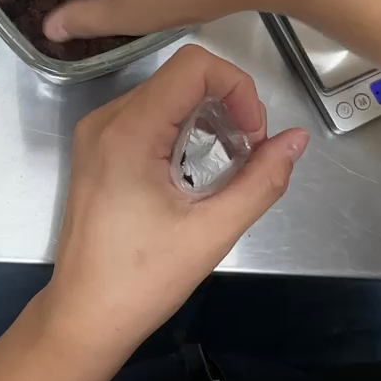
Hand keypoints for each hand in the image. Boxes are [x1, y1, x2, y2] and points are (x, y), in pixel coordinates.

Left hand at [38, 45, 310, 354]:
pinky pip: (147, 116)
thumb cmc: (141, 281)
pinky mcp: (97, 150)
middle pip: (180, 77)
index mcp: (128, 132)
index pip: (193, 66)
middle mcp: (106, 121)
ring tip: (226, 163)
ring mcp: (96, 134)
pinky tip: (196, 169)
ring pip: (165, 94)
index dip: (237, 87)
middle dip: (226, 104)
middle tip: (247, 154)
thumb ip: (262, 180)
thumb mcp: (212, 231)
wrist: (84, 315)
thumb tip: (296, 140)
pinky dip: (181, 129)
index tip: (253, 135)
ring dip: (206, 117)